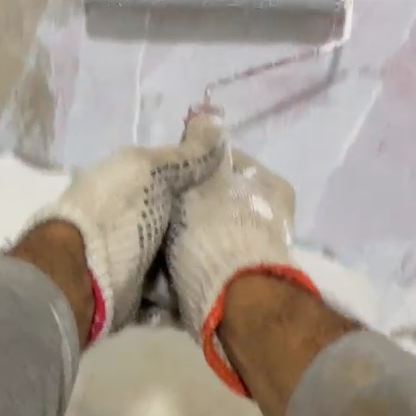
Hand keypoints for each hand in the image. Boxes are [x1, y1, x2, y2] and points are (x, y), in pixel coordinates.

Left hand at [15, 115, 225, 343]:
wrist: (83, 274)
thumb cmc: (117, 212)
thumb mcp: (151, 170)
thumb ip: (186, 155)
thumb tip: (216, 125)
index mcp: (128, 186)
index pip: (175, 181)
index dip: (207, 184)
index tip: (244, 190)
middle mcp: (128, 222)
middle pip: (180, 226)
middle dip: (209, 230)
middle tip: (249, 233)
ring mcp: (130, 262)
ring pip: (178, 264)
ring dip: (202, 267)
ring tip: (242, 267)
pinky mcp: (134, 298)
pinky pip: (169, 299)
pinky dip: (188, 299)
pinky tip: (220, 297)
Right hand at [166, 143, 320, 394]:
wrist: (230, 300)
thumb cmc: (215, 229)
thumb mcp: (204, 176)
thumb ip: (201, 148)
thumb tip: (206, 115)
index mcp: (267, 185)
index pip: (222, 160)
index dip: (188, 165)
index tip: (160, 177)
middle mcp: (266, 218)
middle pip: (210, 202)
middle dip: (180, 209)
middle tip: (150, 212)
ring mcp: (252, 255)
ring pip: (202, 237)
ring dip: (177, 242)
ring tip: (148, 245)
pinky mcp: (234, 287)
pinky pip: (199, 267)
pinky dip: (179, 270)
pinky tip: (156, 273)